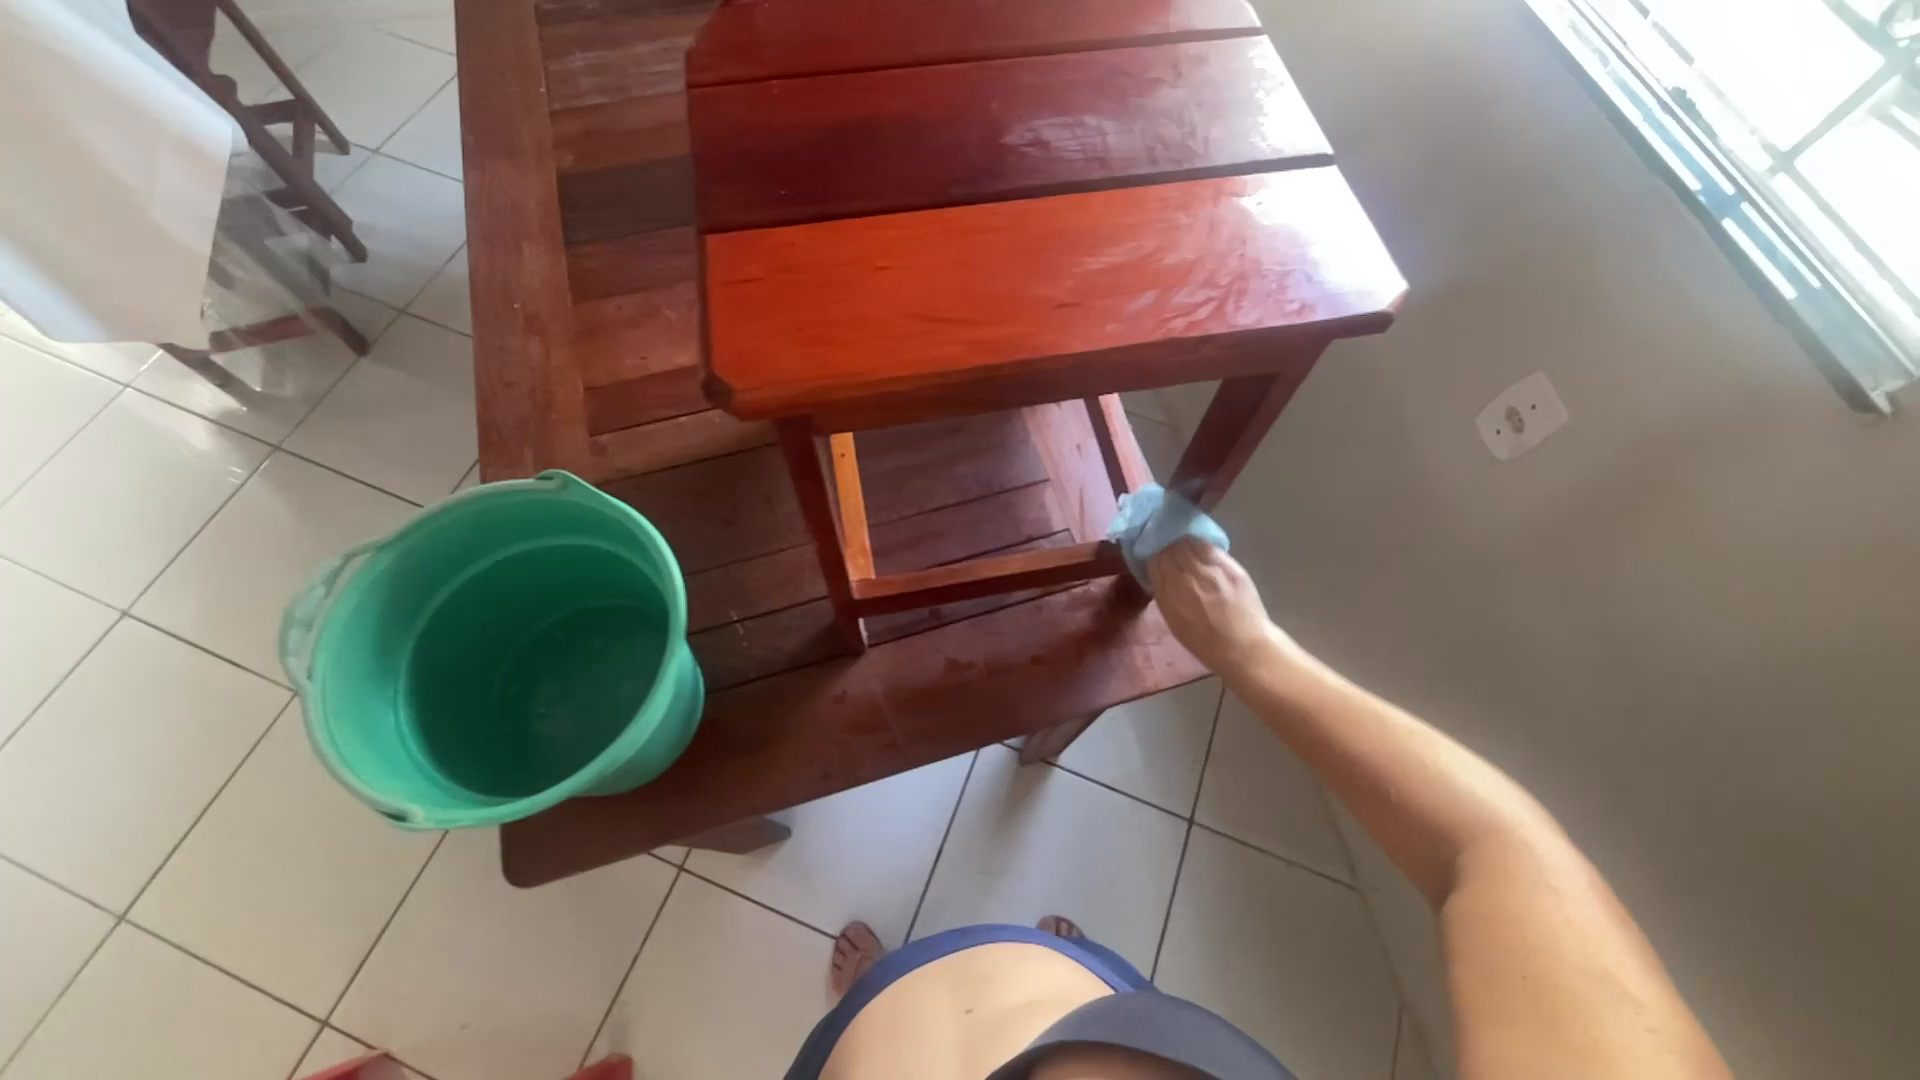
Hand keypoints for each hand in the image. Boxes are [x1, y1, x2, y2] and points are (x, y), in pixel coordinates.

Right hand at [1146, 539, 1294, 675]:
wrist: (1243, 647)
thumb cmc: (1205, 642)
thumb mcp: (1173, 620)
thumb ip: (1163, 593)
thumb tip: (1158, 573)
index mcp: (1169, 593)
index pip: (1154, 559)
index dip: (1152, 553)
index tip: (1153, 554)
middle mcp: (1187, 577)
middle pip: (1169, 546)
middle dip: (1165, 544)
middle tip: (1166, 547)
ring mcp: (1210, 569)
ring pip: (1188, 542)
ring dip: (1181, 542)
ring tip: (1183, 547)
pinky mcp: (1230, 566)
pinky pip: (1208, 547)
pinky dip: (1200, 545)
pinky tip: (1200, 549)